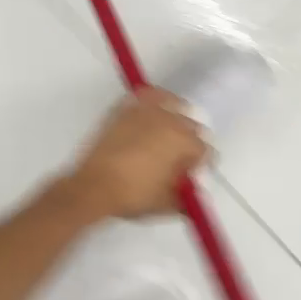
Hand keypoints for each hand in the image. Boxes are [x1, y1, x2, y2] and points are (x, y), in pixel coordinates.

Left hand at [66, 86, 207, 218]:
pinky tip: (152, 112)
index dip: (199, 165)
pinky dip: (155, 99)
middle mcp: (170, 121)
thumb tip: (194, 193)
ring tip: (166, 133)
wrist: (94, 186)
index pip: (206, 150)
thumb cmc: (133, 196)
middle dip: (189, 143)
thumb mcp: (167, 205)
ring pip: (174, 105)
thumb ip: (187, 197)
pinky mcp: (127, 108)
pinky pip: (149, 95)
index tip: (189, 174)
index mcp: (185, 143)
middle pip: (192, 127)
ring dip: (176, 117)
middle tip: (176, 159)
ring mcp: (147, 111)